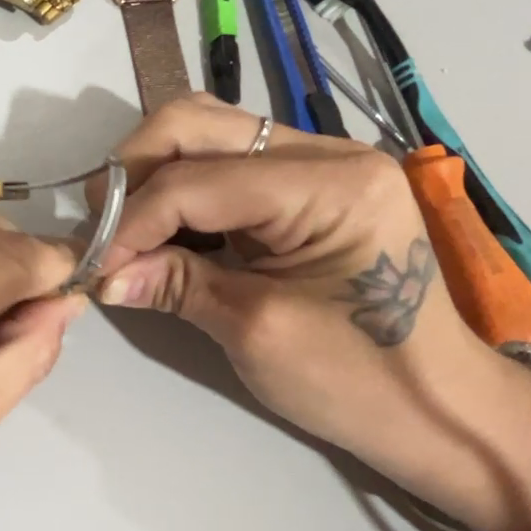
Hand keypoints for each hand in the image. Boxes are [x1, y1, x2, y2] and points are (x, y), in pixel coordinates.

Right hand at [86, 96, 530, 530]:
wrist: (437, 406)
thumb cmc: (357, 377)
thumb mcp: (256, 332)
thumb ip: (175, 285)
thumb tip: (100, 274)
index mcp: (332, 186)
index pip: (197, 181)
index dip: (132, 220)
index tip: (93, 266)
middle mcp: (327, 152)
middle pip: (195, 123)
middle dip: (133, 173)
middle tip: (104, 233)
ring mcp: (317, 162)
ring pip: (202, 133)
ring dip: (151, 176)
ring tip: (126, 232)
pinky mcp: (303, 184)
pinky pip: (220, 162)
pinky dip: (178, 190)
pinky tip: (163, 233)